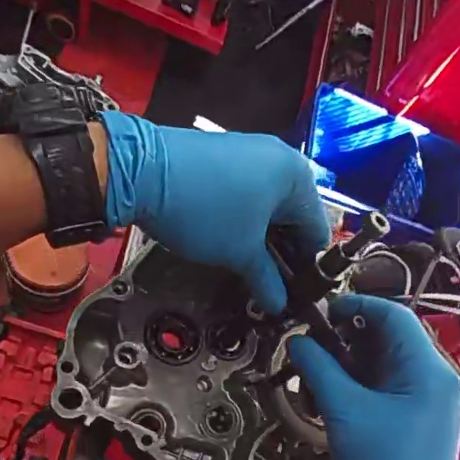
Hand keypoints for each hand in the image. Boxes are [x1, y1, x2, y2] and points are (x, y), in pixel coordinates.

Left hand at [98, 111, 330, 313]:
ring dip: (260, 240)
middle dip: (281, 254)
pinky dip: (242, 220)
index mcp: (298, 178)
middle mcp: (282, 159)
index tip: (291, 296)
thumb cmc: (207, 213)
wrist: (142, 171)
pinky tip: (225, 241)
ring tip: (243, 268)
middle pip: (293, 219)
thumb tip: (280, 306)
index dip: (305, 268)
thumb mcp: (240, 253)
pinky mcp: (225, 156)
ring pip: (268, 208)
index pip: (317, 233)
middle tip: (265, 286)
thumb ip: (266, 281)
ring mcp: (252, 153)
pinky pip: (247, 195)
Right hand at [287, 294, 459, 459]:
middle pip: (391, 339)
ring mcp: (430, 400)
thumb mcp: (345, 413)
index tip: (321, 309)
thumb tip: (297, 341)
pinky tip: (335, 392)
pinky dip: (362, 383)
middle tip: (313, 340)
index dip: (357, 305)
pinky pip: (389, 386)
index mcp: (430, 370)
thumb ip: (320, 370)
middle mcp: (437, 379)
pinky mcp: (420, 418)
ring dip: (352, 361)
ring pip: (387, 364)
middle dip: (350, 336)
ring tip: (318, 367)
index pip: (396, 316)